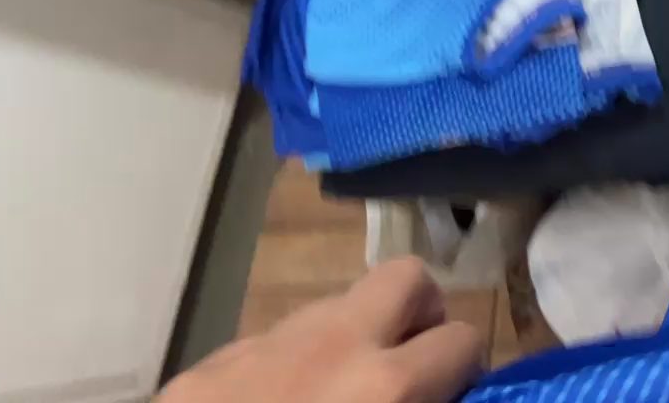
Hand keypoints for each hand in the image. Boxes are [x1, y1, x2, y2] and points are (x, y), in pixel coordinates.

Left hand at [160, 257, 482, 402]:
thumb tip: (430, 398)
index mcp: (381, 390)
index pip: (461, 341)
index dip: (464, 370)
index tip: (453, 396)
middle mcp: (333, 348)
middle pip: (407, 279)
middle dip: (419, 314)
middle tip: (407, 367)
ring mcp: (264, 349)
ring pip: (336, 304)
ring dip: (351, 340)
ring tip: (331, 398)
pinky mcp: (204, 368)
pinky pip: (269, 345)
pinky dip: (284, 369)